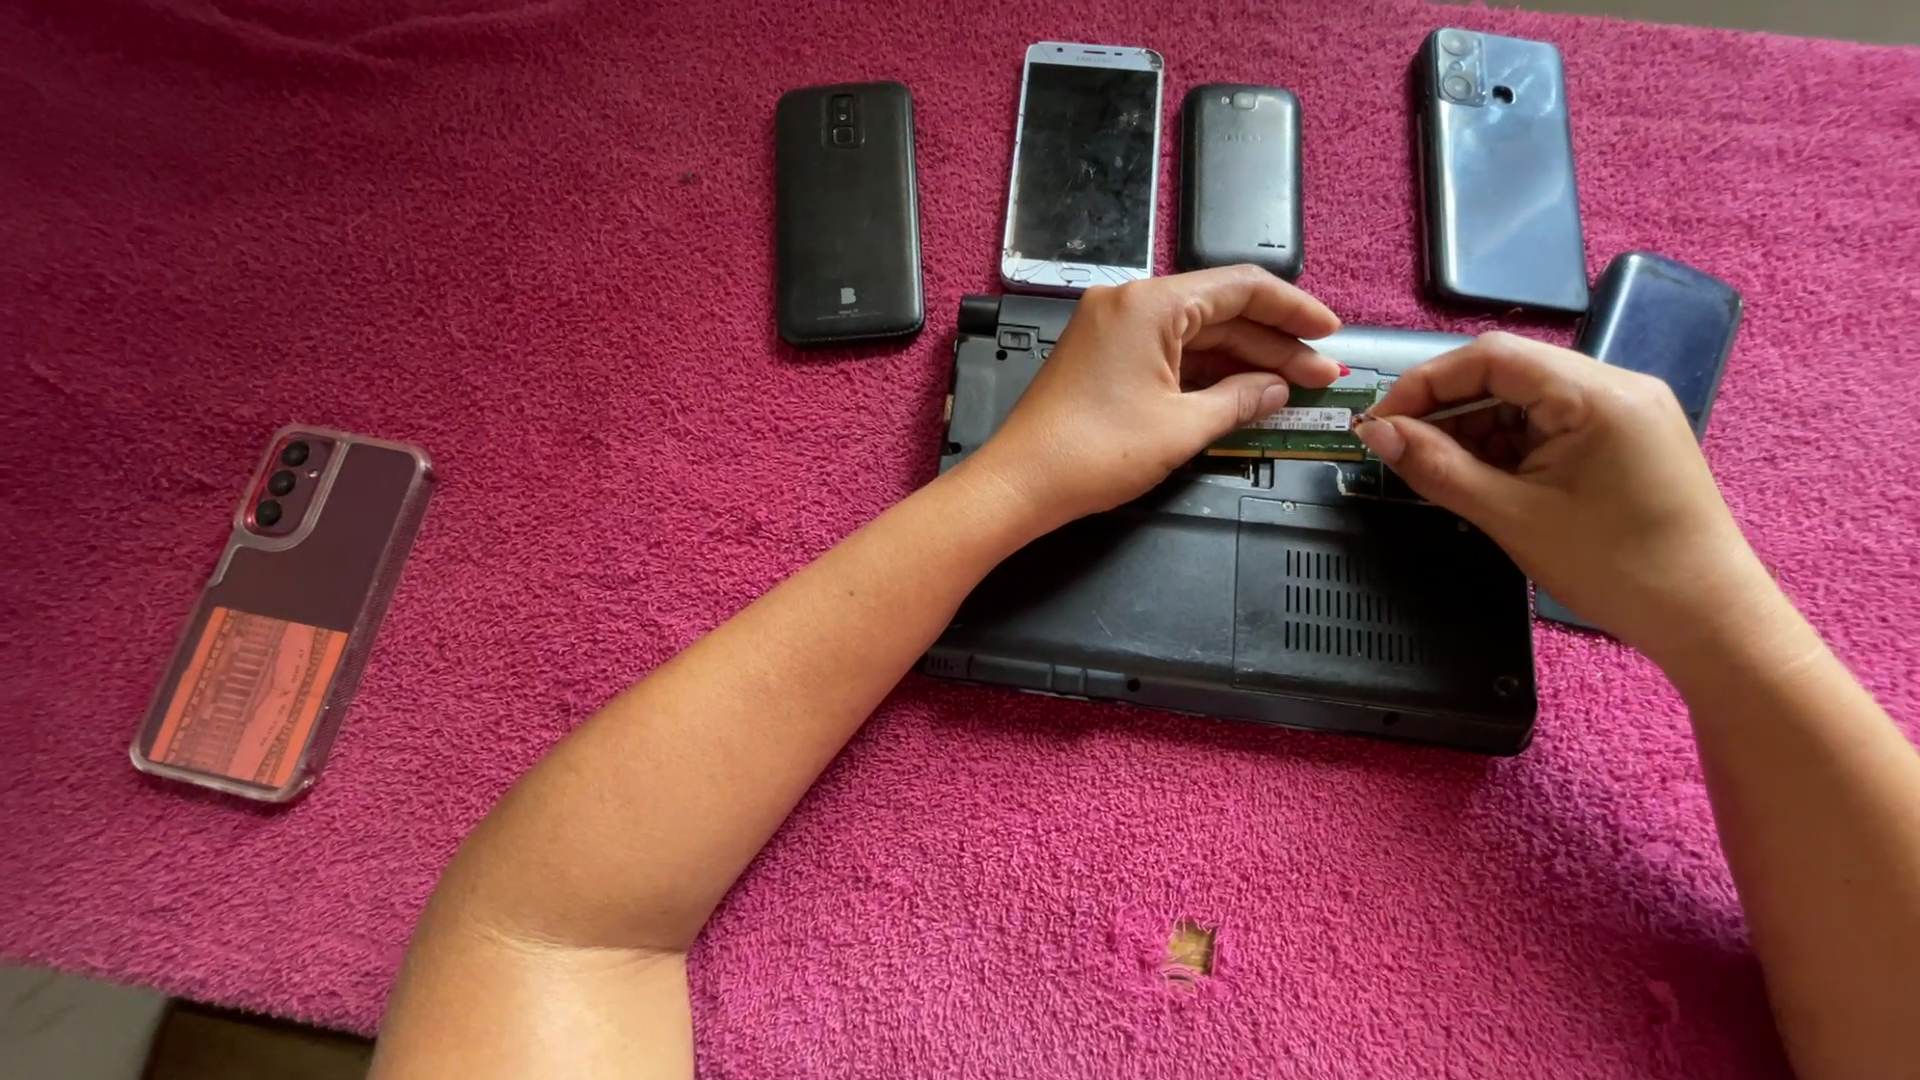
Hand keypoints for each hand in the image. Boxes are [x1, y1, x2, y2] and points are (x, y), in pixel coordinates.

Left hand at [964, 266, 1342, 531]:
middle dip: (1272, 344)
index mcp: (1150, 304)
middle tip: (1318, 376)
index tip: (1330, 333)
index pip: (1242, 287)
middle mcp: (1128, 304)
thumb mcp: (1182, 428)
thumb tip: (1277, 388)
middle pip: (1220, 311)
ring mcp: (1110, 329)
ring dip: (1240, 360)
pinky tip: (1238, 392)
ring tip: (1288, 387)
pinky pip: (1165, 353)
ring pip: (1193, 335)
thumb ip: (1241, 400)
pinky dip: (1202, 372)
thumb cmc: (1093, 453)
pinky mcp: (1101, 357)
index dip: (1294, 310)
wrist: (1021, 484)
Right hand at [1353, 331, 1770, 657]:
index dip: (1423, 384)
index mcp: (1597, 396)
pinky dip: (1497, 442)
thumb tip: (1374, 433)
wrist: (1705, 616)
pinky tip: (1475, 474)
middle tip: (1395, 446)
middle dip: (1441, 405)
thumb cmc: (1613, 566)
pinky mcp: (1616, 436)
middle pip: (1503, 371)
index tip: (1378, 424)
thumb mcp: (1509, 515)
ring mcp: (1618, 410)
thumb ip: (1436, 467)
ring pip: (1517, 397)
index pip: (1491, 358)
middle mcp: (1613, 386)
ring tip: (1434, 468)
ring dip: (1466, 427)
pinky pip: (1539, 421)